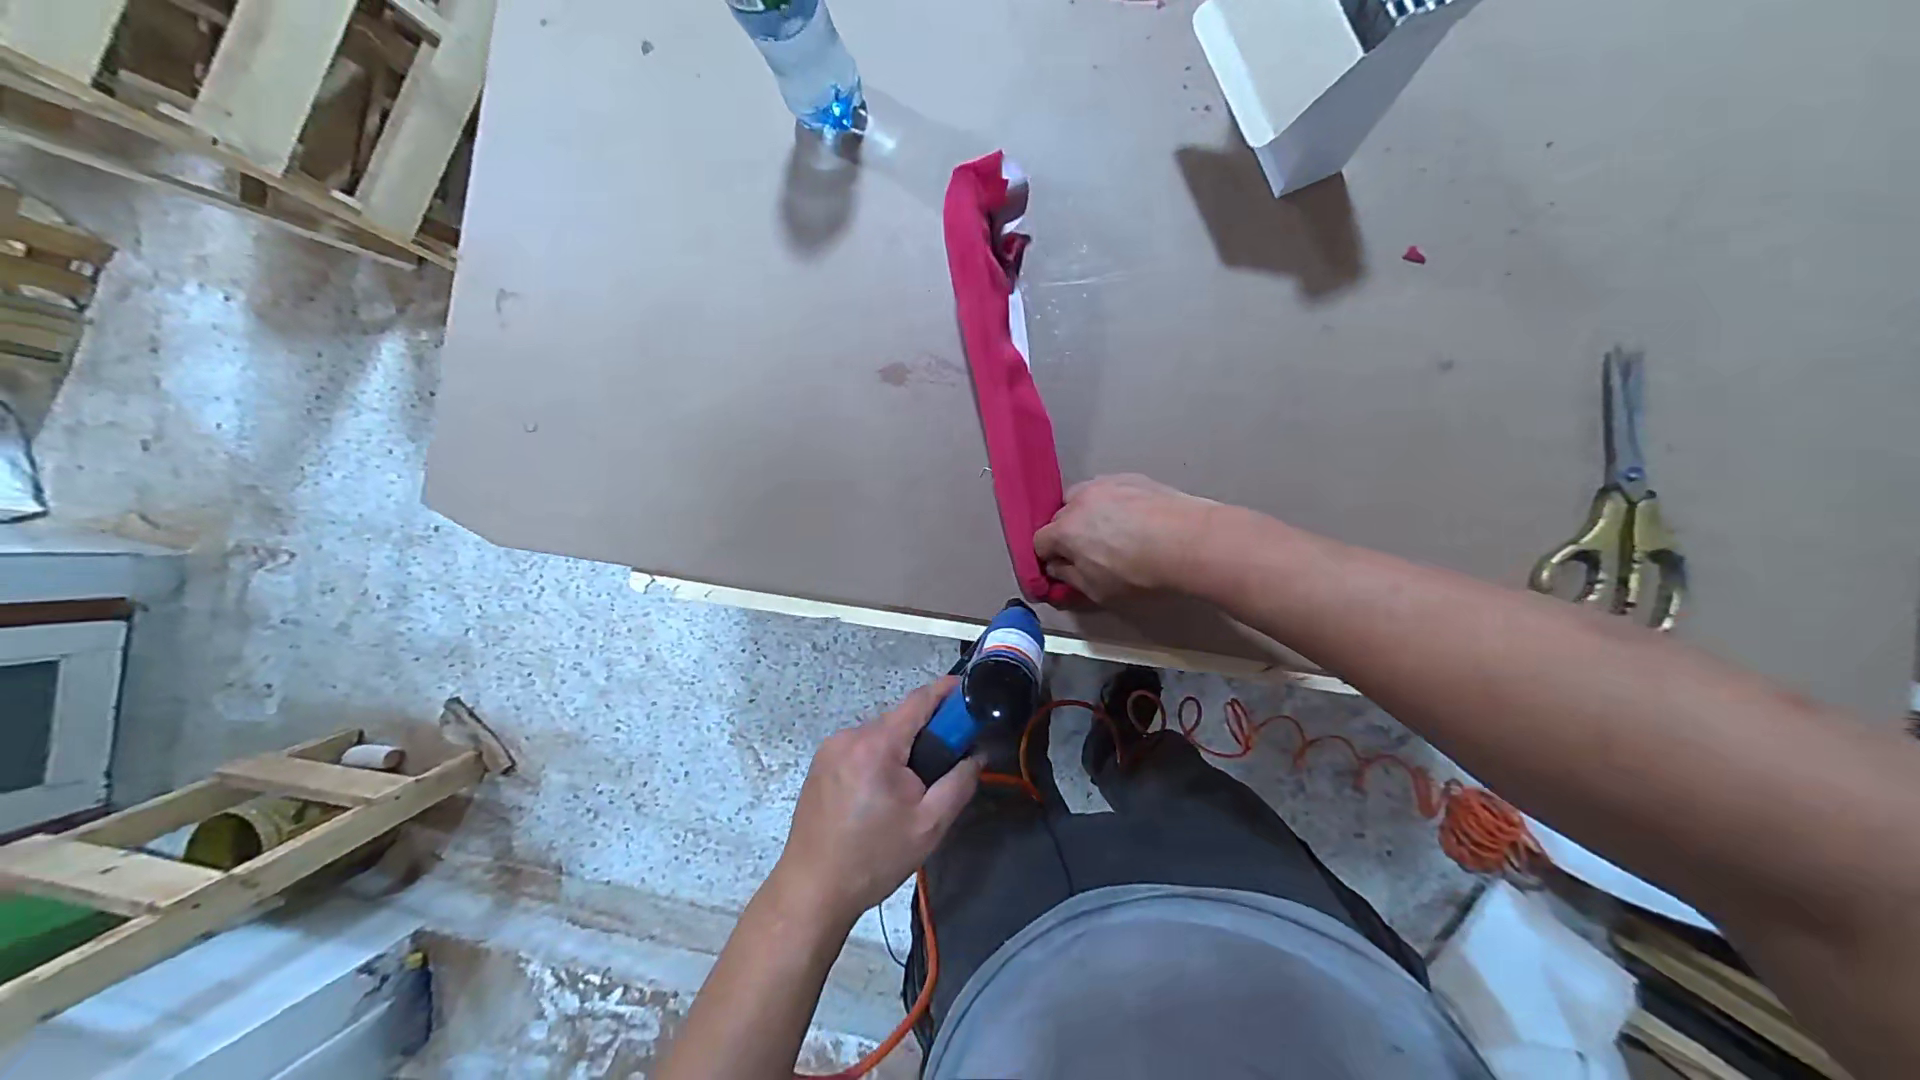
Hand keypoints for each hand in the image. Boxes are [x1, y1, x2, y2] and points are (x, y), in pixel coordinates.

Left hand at [770, 677, 979, 925]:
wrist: (813, 890)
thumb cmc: (874, 858)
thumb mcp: (930, 824)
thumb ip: (960, 782)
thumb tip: (977, 754)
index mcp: (876, 744)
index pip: (920, 699)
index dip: (949, 692)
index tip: (972, 697)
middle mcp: (850, 736)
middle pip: (900, 719)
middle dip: (928, 733)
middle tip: (948, 763)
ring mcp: (831, 748)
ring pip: (881, 734)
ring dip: (903, 748)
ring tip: (912, 790)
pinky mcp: (821, 763)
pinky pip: (862, 747)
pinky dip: (881, 758)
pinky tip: (883, 794)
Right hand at [1033, 474, 1218, 601]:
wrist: (1188, 541)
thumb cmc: (1139, 573)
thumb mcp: (1098, 590)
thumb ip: (1070, 578)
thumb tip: (1056, 568)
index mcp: (1064, 531)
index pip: (1039, 542)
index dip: (1048, 557)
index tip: (1063, 568)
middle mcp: (1079, 501)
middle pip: (1060, 517)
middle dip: (1067, 534)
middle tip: (1088, 551)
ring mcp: (1105, 485)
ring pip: (1083, 498)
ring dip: (1087, 513)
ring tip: (1111, 531)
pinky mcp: (1131, 478)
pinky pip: (1110, 490)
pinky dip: (1113, 502)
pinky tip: (1134, 518)